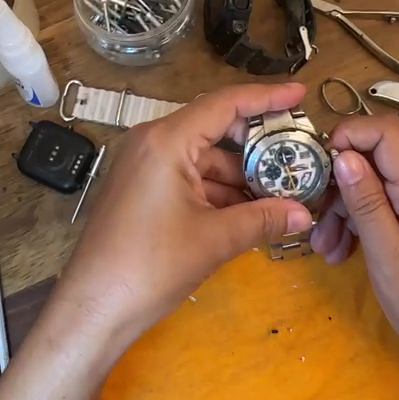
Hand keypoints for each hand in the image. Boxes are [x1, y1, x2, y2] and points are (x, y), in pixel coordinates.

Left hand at [52, 81, 315, 344]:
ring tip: (282, 189)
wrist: (93, 307)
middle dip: (256, 142)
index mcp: (166, 140)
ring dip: (240, 172)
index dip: (265, 96)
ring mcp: (144, 163)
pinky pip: (188, 175)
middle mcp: (152, 141)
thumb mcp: (214, 240)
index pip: (223, 104)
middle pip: (214, 127)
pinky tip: (248, 208)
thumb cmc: (150, 266)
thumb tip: (304, 214)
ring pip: (203, 156)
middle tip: (297, 150)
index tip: (299, 92)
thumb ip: (262, 219)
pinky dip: (218, 188)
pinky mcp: (142, 187)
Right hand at [308, 114, 398, 378]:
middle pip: (375, 156)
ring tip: (325, 249)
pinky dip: (360, 222)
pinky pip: (386, 204)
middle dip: (338, 181)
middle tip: (314, 223)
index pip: (387, 131)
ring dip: (344, 208)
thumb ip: (368, 206)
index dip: (349, 135)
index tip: (319, 169)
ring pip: (375, 181)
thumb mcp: (392, 266)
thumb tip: (343, 155)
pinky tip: (341, 252)